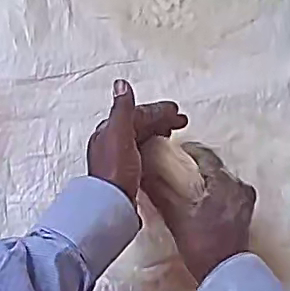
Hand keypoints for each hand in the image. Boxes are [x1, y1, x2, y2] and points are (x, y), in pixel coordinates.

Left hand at [86, 80, 186, 199]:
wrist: (111, 206)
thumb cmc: (115, 172)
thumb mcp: (119, 134)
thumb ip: (123, 110)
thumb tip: (121, 84)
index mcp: (108, 131)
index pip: (136, 114)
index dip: (157, 111)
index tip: (175, 111)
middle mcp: (111, 143)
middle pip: (139, 125)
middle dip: (161, 119)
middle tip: (181, 120)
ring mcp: (119, 159)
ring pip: (141, 138)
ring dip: (158, 131)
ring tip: (174, 133)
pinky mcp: (126, 174)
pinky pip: (143, 152)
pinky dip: (154, 147)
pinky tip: (161, 152)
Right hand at [143, 142, 254, 283]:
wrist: (225, 274)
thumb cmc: (202, 244)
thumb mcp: (176, 217)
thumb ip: (160, 192)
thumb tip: (143, 174)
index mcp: (224, 182)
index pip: (206, 155)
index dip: (189, 150)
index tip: (175, 150)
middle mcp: (239, 187)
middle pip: (215, 166)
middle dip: (197, 164)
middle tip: (178, 166)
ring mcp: (245, 200)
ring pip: (223, 179)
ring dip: (206, 178)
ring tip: (188, 182)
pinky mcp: (245, 213)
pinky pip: (229, 192)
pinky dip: (215, 190)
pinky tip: (202, 199)